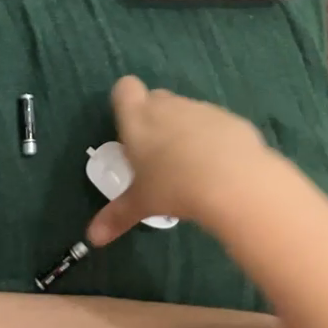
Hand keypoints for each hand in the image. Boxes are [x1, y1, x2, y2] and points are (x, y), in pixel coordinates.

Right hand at [86, 76, 268, 245]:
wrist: (233, 181)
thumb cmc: (173, 187)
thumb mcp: (142, 203)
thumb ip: (116, 216)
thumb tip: (93, 238)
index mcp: (138, 118)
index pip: (125, 88)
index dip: (126, 102)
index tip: (131, 130)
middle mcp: (168, 106)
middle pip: (156, 98)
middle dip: (155, 119)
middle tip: (157, 155)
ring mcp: (202, 110)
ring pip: (188, 111)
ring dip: (185, 130)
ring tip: (191, 167)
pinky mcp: (231, 120)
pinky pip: (217, 125)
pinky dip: (215, 139)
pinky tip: (221, 168)